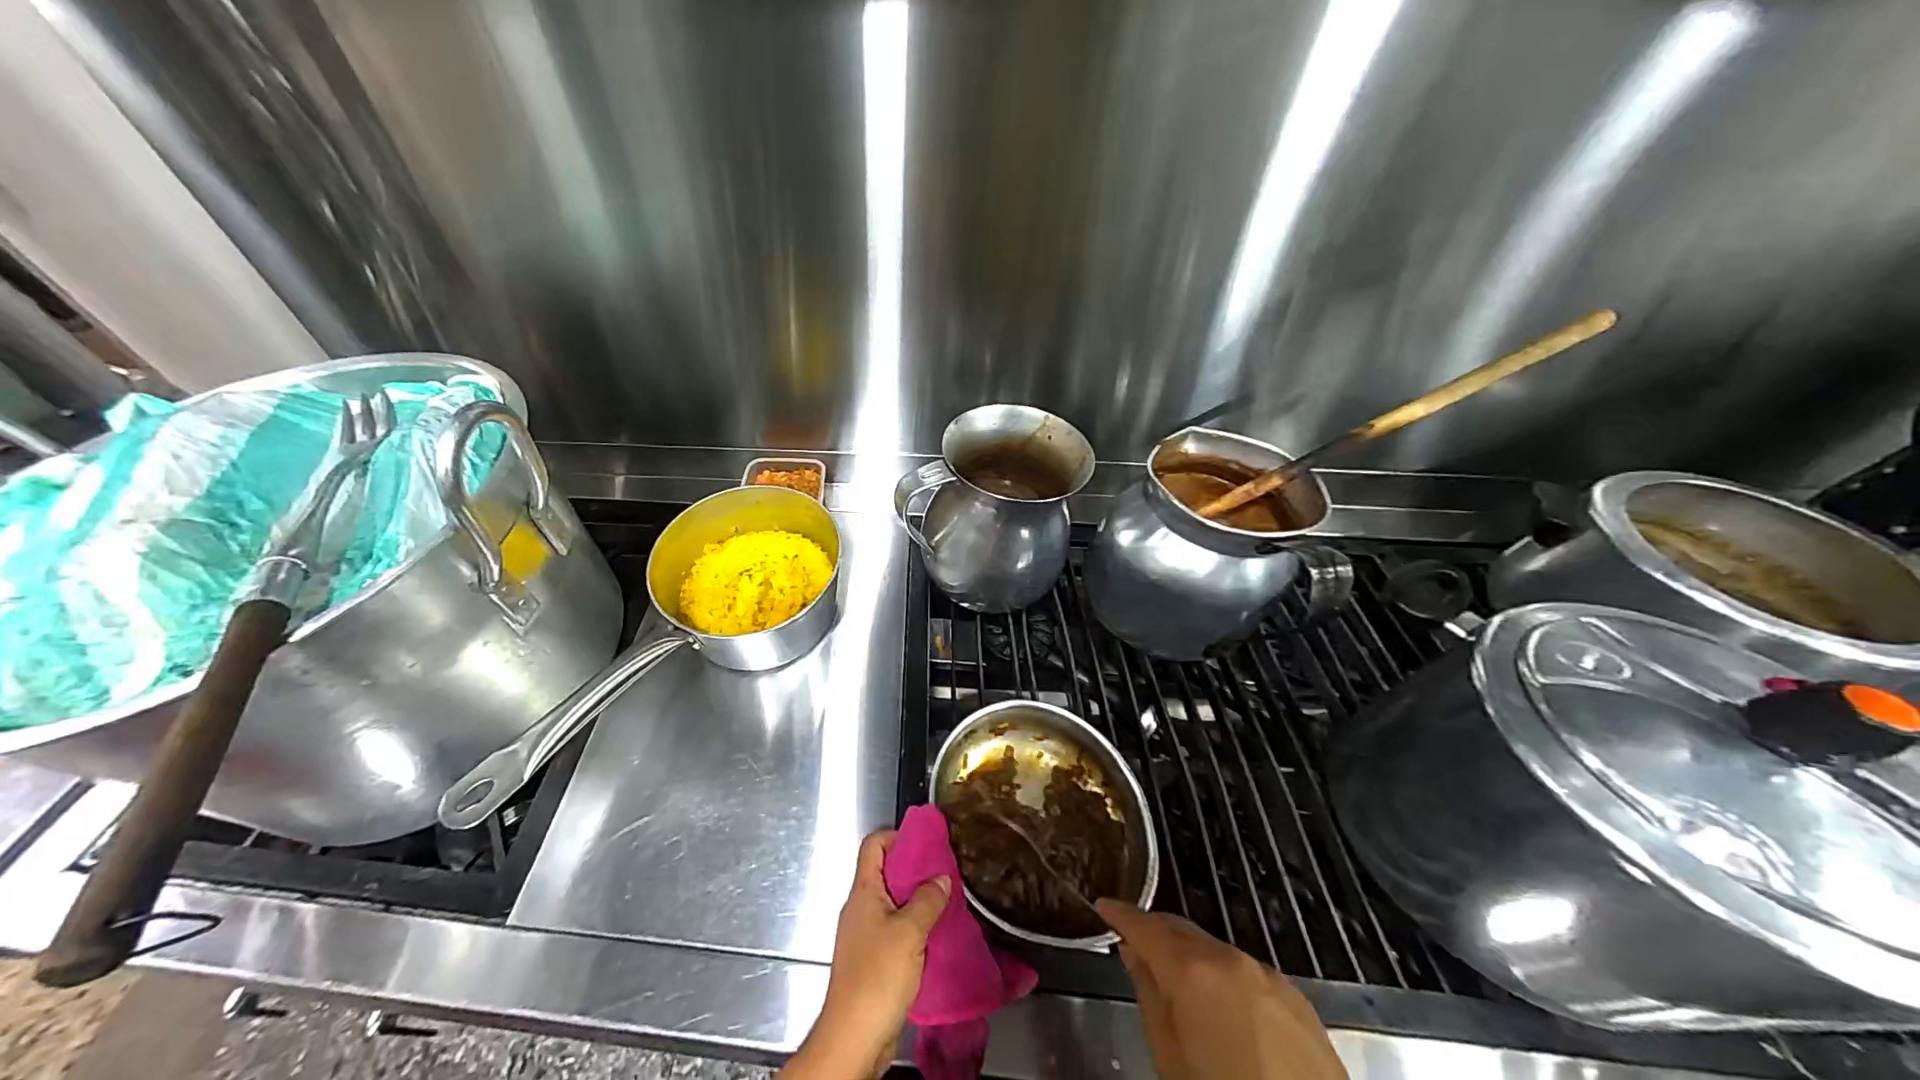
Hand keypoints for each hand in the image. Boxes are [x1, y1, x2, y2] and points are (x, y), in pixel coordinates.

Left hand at [783, 829, 950, 1078]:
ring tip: (946, 900)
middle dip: (915, 868)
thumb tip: (941, 878)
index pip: (873, 846)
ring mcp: (864, 934)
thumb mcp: (909, 931)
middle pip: (886, 872)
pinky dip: (915, 926)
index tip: (926, 841)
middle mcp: (860, 908)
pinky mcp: (872, 959)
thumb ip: (927, 900)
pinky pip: (896, 929)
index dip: (897, 836)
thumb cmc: (877, 978)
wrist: (854, 1037)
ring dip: (918, 899)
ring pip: (893, 902)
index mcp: (863, 893)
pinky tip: (936, 934)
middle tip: (944, 870)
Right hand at [1096, 900, 1346, 1079]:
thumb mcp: (1169, 1056)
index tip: (1103, 907)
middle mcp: (1229, 958)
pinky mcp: (1294, 995)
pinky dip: (1223, 977)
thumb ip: (1148, 995)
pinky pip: (1245, 972)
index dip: (1120, 914)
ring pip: (1214, 950)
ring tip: (1176, 983)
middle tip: (1132, 943)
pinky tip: (1223, 1010)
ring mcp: (1265, 974)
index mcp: (1191, 970)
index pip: (1145, 926)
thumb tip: (1134, 954)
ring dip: (1189, 955)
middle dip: (1154, 931)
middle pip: (1180, 929)